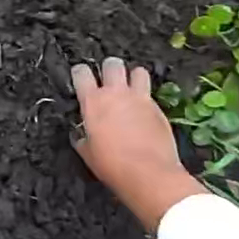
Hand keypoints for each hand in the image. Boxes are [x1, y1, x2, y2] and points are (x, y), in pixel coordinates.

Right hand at [72, 56, 206, 230]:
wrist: (150, 175)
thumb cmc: (112, 165)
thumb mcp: (88, 152)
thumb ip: (83, 137)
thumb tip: (81, 134)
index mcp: (93, 101)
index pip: (81, 72)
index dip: (79, 73)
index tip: (80, 79)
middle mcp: (117, 93)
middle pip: (112, 64)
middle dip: (109, 68)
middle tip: (108, 81)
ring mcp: (140, 99)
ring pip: (138, 71)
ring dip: (133, 77)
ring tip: (130, 89)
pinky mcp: (159, 109)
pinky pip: (151, 95)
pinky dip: (146, 100)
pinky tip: (143, 113)